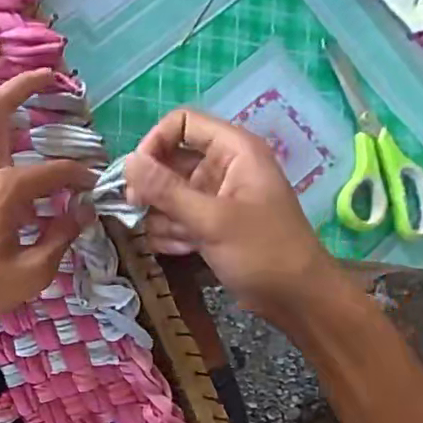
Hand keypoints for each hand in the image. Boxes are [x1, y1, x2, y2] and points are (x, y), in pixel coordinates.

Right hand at [124, 108, 352, 319]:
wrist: (295, 299)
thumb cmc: (263, 252)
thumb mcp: (212, 220)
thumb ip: (166, 190)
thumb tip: (127, 163)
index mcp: (233, 151)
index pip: (182, 123)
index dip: (155, 142)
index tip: (137, 175)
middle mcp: (222, 167)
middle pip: (168, 160)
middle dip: (153, 187)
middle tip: (139, 210)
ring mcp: (214, 196)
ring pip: (167, 193)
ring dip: (163, 216)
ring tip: (179, 239)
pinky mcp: (208, 223)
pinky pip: (175, 217)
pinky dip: (172, 233)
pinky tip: (183, 250)